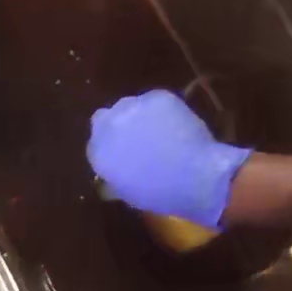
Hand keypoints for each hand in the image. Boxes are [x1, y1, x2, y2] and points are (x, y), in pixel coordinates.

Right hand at [87, 89, 252, 227]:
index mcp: (99, 151)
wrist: (197, 176)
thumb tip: (109, 177)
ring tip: (157, 132)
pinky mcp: (158, 97)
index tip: (121, 156)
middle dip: (117, 127)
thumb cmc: (160, 193)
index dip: (109, 149)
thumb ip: (113, 179)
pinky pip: (153, 102)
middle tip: (136, 140)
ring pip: (129, 107)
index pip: (94, 144)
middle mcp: (110, 124)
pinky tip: (173, 126)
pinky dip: (160, 111)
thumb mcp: (127, 194)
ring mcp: (134, 106)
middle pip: (105, 119)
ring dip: (137, 117)